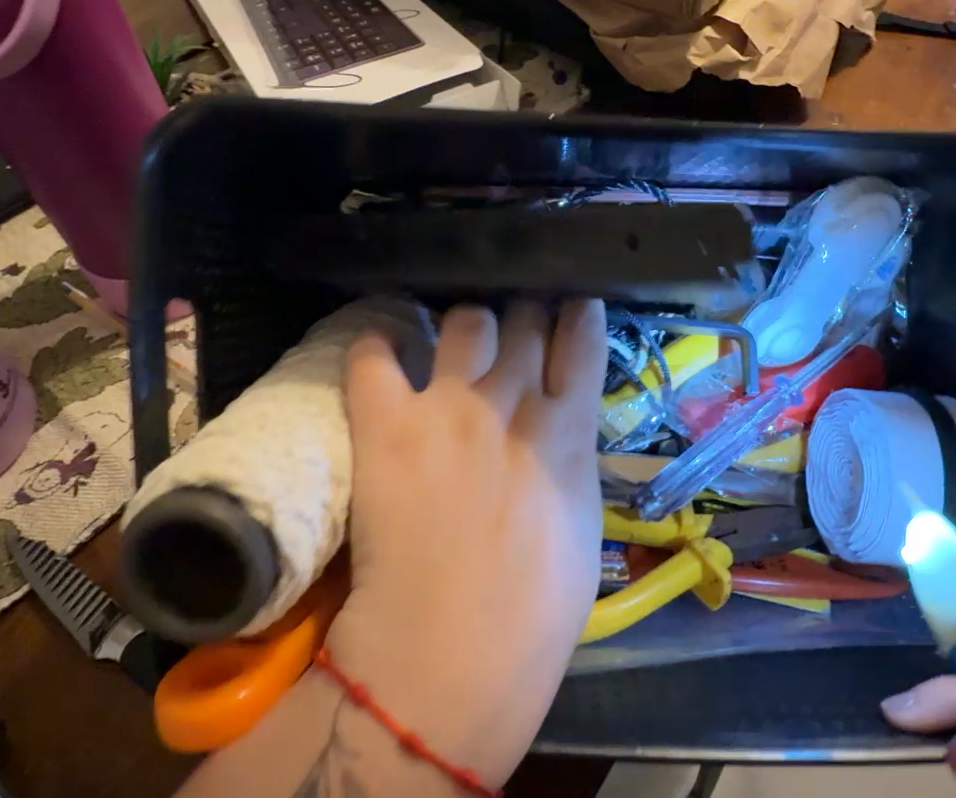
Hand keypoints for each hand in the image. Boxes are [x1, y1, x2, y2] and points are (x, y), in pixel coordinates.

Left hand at [329, 300, 607, 784]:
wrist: (453, 651)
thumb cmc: (535, 610)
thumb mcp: (581, 524)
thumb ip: (571, 461)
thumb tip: (561, 429)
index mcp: (567, 433)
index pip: (580, 344)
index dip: (576, 315)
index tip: (570, 305)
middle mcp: (512, 404)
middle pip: (523, 322)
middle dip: (522, 313)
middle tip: (512, 327)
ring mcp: (449, 408)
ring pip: (465, 321)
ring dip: (465, 323)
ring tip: (456, 339)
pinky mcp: (388, 424)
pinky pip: (374, 356)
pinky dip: (378, 343)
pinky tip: (384, 347)